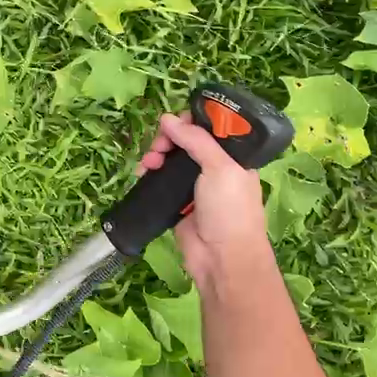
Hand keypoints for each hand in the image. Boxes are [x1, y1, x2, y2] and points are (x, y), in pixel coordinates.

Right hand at [137, 112, 274, 286]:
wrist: (222, 259)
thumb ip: (195, 140)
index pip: (211, 128)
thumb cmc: (230, 211)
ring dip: (156, 153)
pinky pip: (160, 176)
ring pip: (170, 156)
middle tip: (159, 146)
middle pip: (186, 139)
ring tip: (149, 163)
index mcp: (233, 159)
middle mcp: (214, 168)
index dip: (192, 121)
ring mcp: (194, 184)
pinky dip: (150, 170)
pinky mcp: (177, 198)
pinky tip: (142, 173)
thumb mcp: (220, 168)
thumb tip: (168, 118)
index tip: (176, 122)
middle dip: (168, 137)